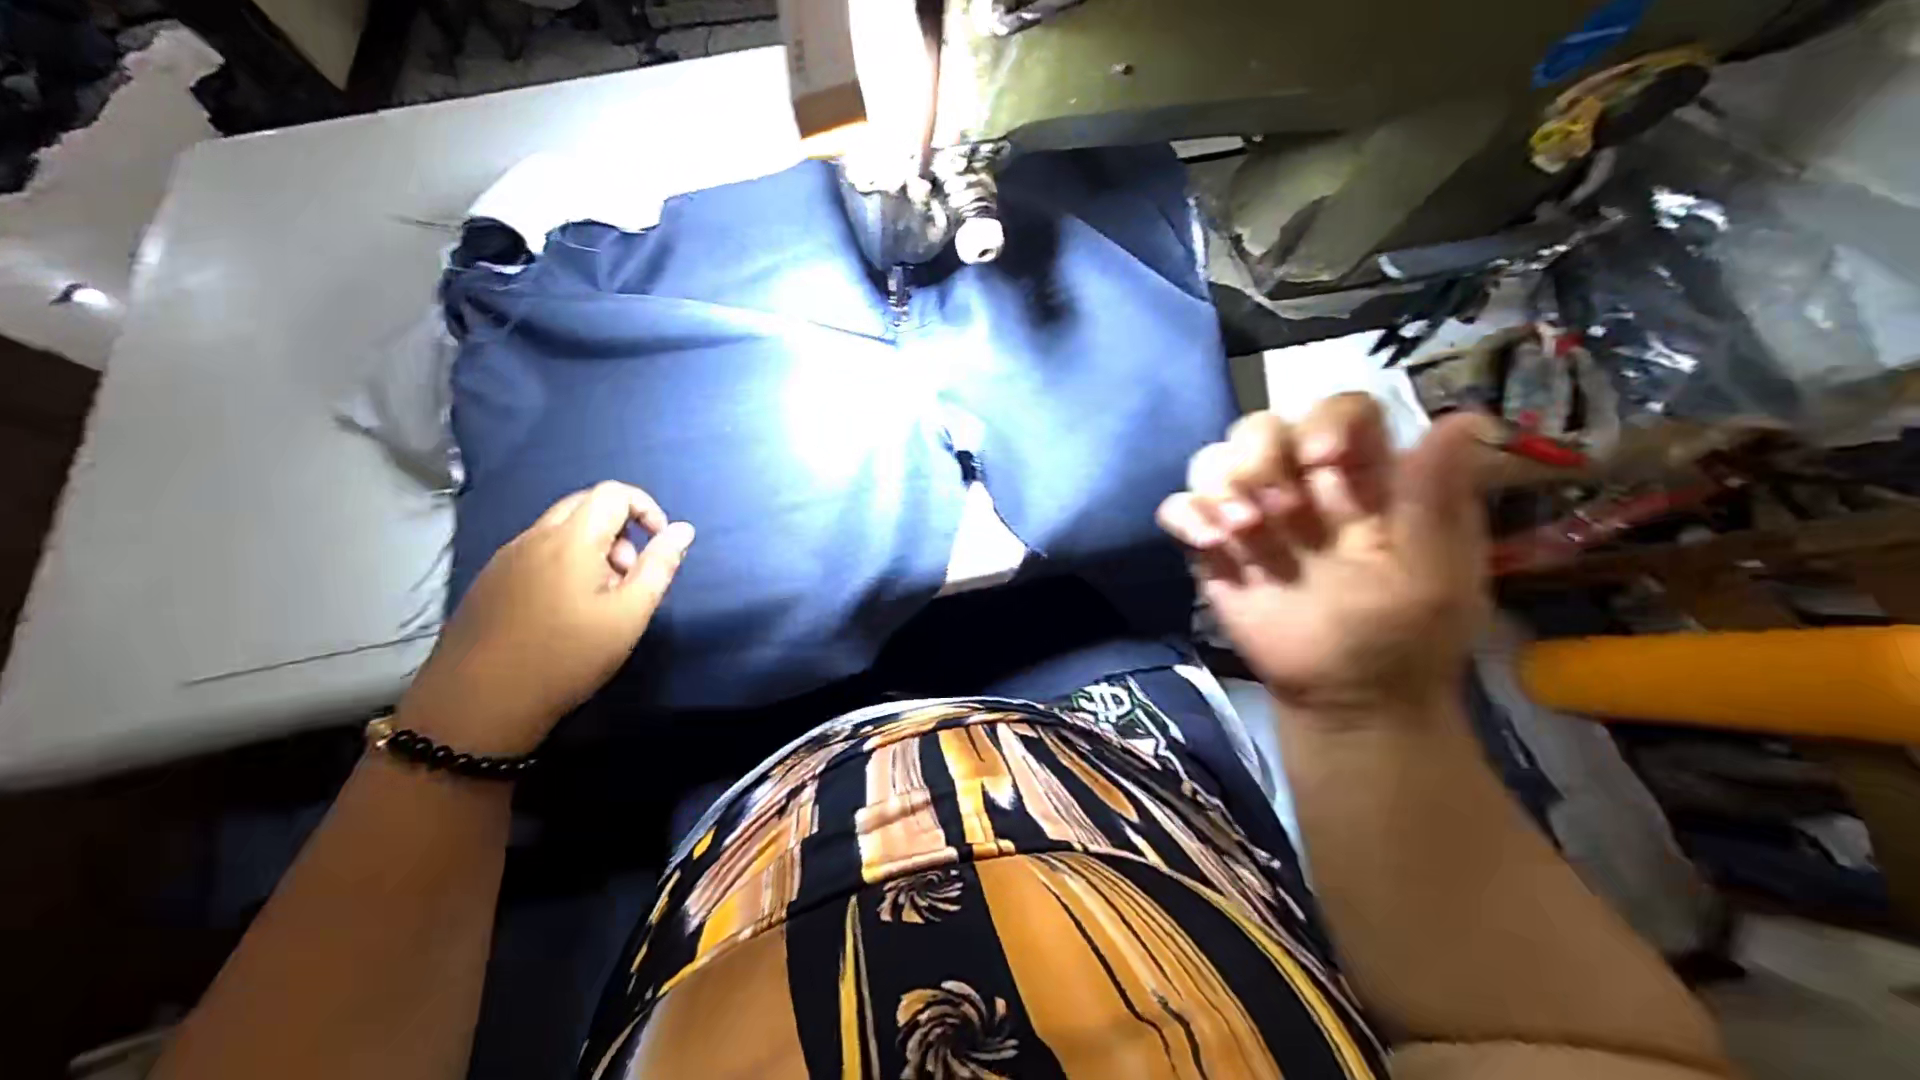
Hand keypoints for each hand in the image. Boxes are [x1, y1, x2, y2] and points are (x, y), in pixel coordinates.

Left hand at [399, 482, 694, 755]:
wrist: (479, 703)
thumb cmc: (567, 656)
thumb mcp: (629, 614)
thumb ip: (660, 566)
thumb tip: (683, 529)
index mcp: (570, 539)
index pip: (613, 492)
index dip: (647, 508)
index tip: (660, 544)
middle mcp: (534, 537)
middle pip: (585, 504)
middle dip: (621, 527)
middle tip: (631, 573)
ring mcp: (506, 557)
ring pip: (560, 529)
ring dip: (594, 547)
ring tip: (602, 598)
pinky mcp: (490, 580)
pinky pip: (538, 551)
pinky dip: (566, 562)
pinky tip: (566, 610)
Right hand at [1156, 395, 1489, 720]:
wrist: (1348, 696)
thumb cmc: (1406, 634)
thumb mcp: (1437, 571)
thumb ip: (1437, 497)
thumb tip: (1463, 419)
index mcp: (1363, 475)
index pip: (1337, 410)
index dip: (1325, 420)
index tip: (1325, 461)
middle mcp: (1301, 482)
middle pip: (1260, 426)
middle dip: (1261, 456)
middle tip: (1278, 511)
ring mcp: (1252, 513)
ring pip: (1214, 459)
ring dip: (1221, 484)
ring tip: (1241, 532)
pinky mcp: (1214, 546)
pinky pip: (1180, 507)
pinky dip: (1186, 515)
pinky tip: (1211, 544)